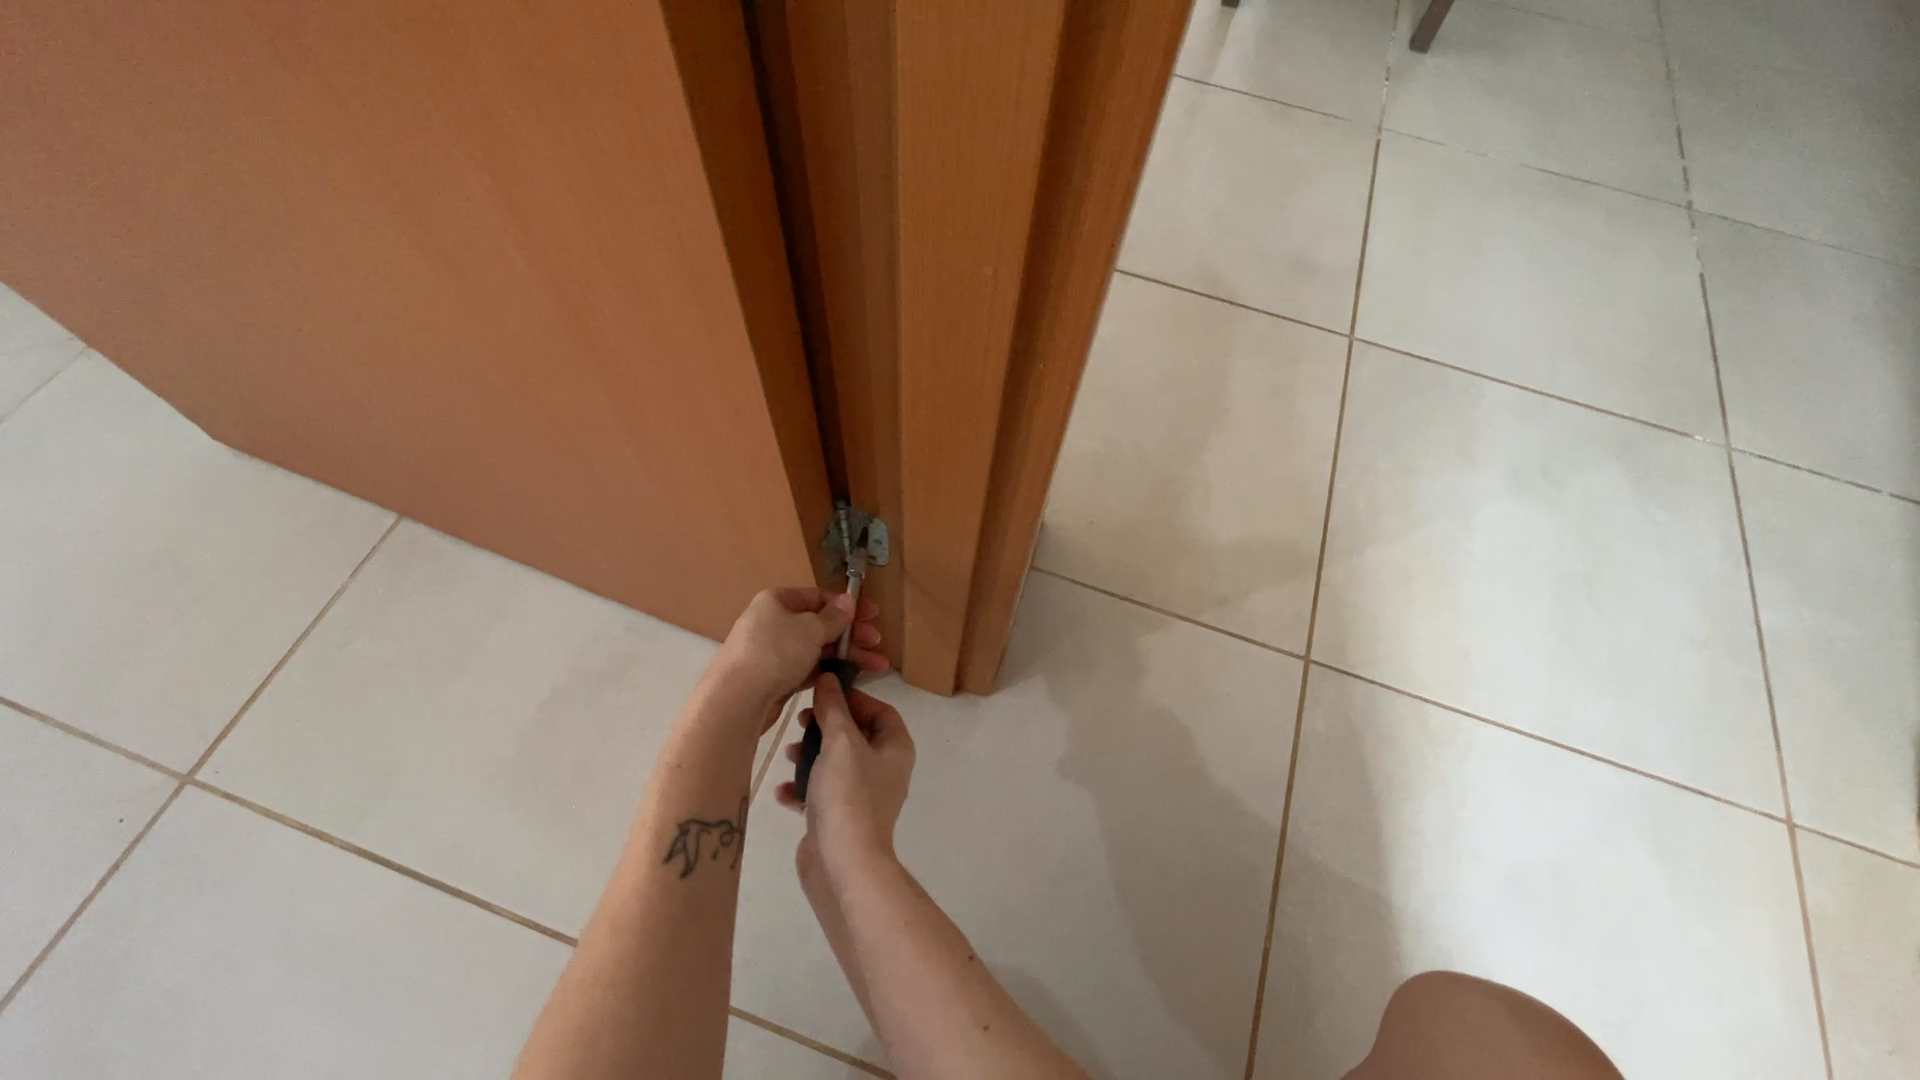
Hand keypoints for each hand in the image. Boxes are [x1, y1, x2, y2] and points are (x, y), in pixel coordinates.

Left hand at [707, 587, 886, 731]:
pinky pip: (809, 669)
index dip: (847, 606)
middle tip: (877, 643)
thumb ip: (834, 616)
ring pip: (817, 649)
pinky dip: (830, 671)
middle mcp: (773, 623)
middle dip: (852, 634)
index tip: (873, 615)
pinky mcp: (776, 678)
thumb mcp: (810, 629)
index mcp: (777, 601)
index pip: (818, 597)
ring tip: (877, 666)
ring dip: (847, 655)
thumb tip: (848, 600)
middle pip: (820, 624)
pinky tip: (851, 677)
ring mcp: (773, 652)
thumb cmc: (775, 652)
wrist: (737, 700)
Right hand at [776, 673, 914, 868]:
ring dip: (810, 755)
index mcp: (896, 749)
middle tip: (801, 721)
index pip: (881, 711)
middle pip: (855, 735)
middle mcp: (884, 770)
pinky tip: (782, 791)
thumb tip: (828, 679)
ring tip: (787, 754)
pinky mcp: (840, 817)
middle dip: (826, 726)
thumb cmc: (848, 794)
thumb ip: (833, 708)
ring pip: (835, 763)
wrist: (843, 862)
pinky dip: (802, 788)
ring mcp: (863, 796)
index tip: (824, 694)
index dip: (854, 699)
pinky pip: (820, 792)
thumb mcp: (840, 742)